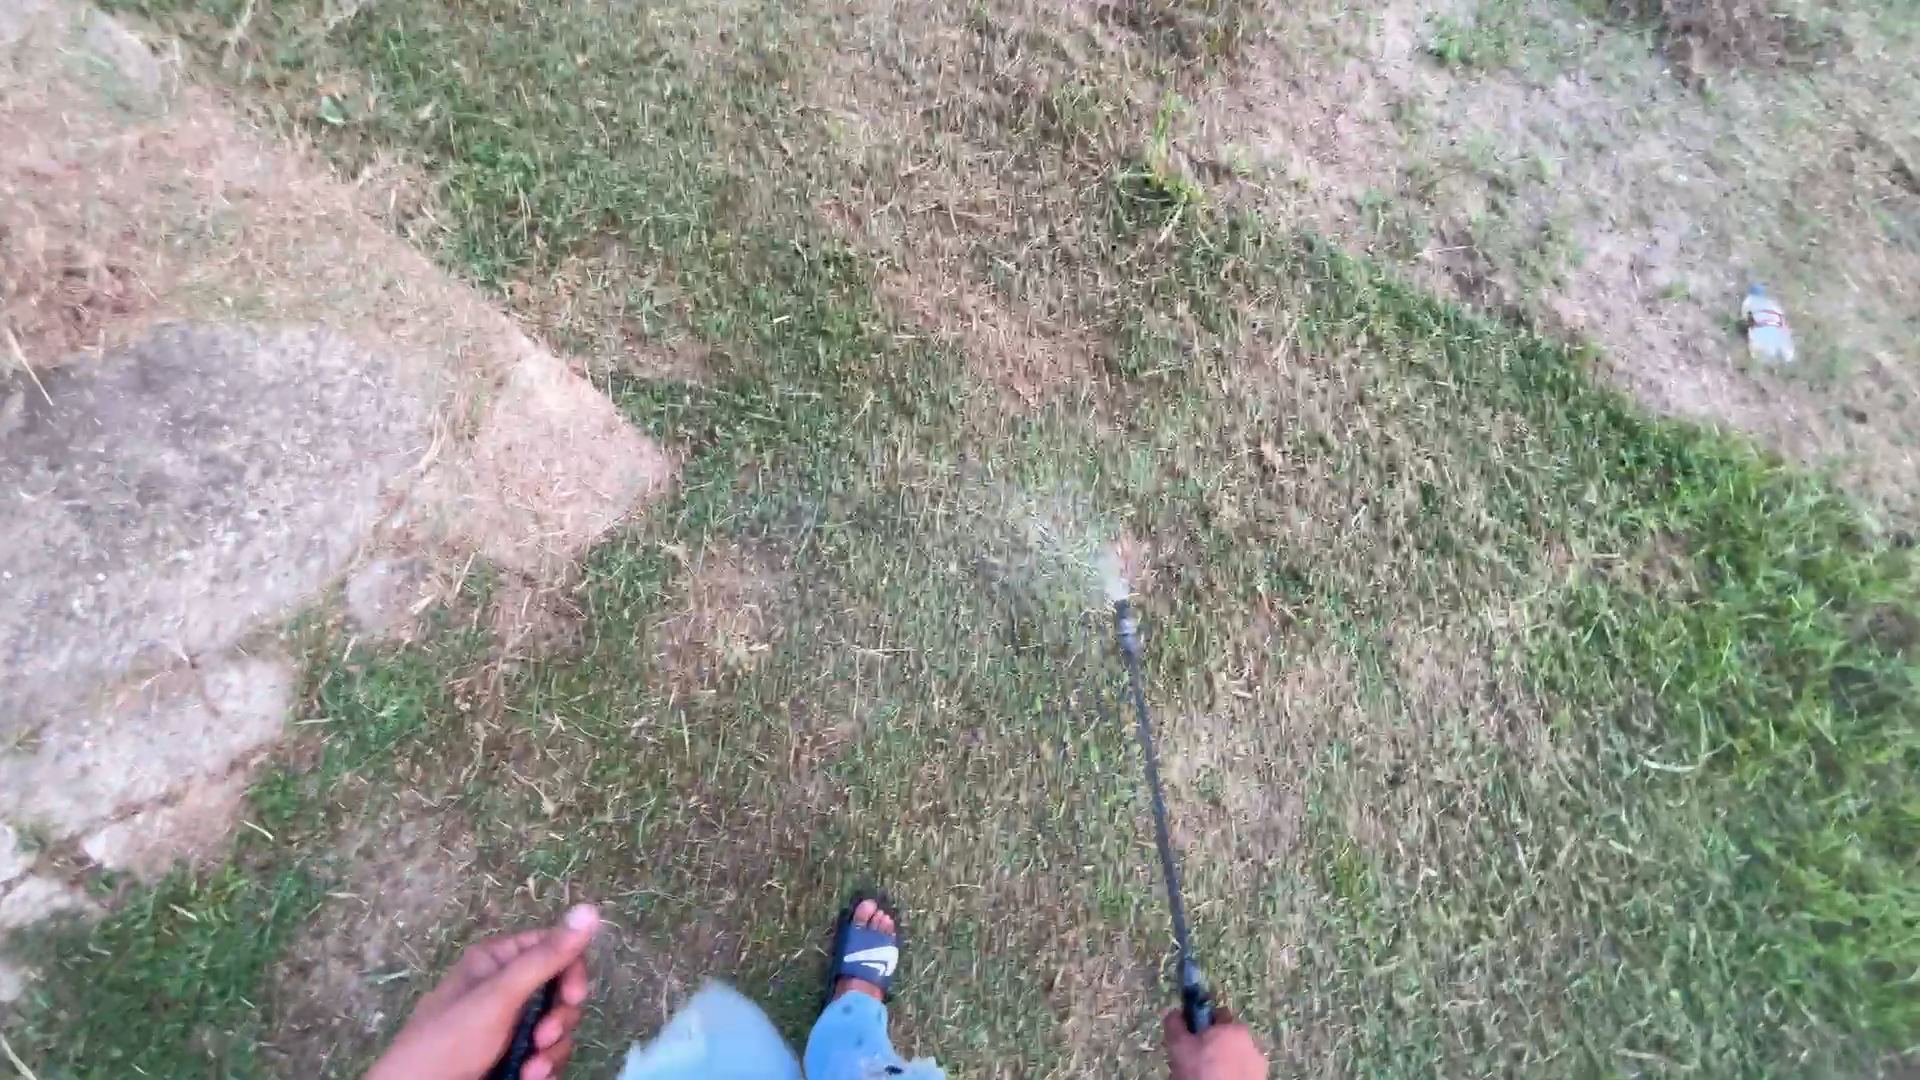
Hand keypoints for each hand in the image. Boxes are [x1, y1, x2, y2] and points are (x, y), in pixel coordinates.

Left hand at [366, 904, 599, 1079]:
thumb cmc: (446, 1046)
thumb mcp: (498, 997)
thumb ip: (547, 956)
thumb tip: (591, 908)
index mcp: (498, 962)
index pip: (557, 947)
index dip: (572, 970)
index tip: (574, 996)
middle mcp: (507, 989)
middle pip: (563, 988)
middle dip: (560, 1016)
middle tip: (544, 1037)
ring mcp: (509, 1027)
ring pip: (559, 1024)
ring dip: (554, 1048)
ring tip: (533, 1070)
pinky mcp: (512, 1060)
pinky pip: (549, 1054)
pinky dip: (546, 1067)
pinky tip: (530, 1079)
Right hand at [1163, 1006, 1266, 1079]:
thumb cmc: (1201, 1072)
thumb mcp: (1178, 1045)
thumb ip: (1175, 1023)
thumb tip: (1176, 1013)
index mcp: (1234, 1028)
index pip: (1216, 1015)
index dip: (1201, 1024)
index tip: (1191, 1037)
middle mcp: (1252, 1044)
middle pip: (1226, 1037)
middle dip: (1213, 1044)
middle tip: (1196, 1058)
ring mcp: (1259, 1068)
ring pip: (1235, 1057)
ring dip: (1223, 1061)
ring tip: (1206, 1075)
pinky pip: (1242, 1073)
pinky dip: (1231, 1076)